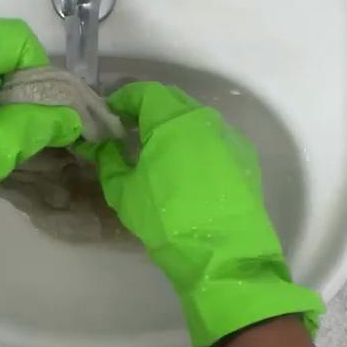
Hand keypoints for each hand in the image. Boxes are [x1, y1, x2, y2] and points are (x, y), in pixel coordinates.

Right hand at [82, 82, 321, 346]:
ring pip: (194, 120)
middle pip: (171, 101)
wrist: (221, 253)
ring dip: (172, 127)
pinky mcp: (243, 158)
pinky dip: (194, 145)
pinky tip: (184, 169)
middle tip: (129, 130)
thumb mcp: (123, 192)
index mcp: (172, 120)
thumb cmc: (166, 220)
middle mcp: (204, 120)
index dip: (122, 100)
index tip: (109, 115)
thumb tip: (103, 145)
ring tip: (156, 151)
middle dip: (147, 110)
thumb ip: (109, 161)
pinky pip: (212, 140)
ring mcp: (228, 138)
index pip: (143, 92)